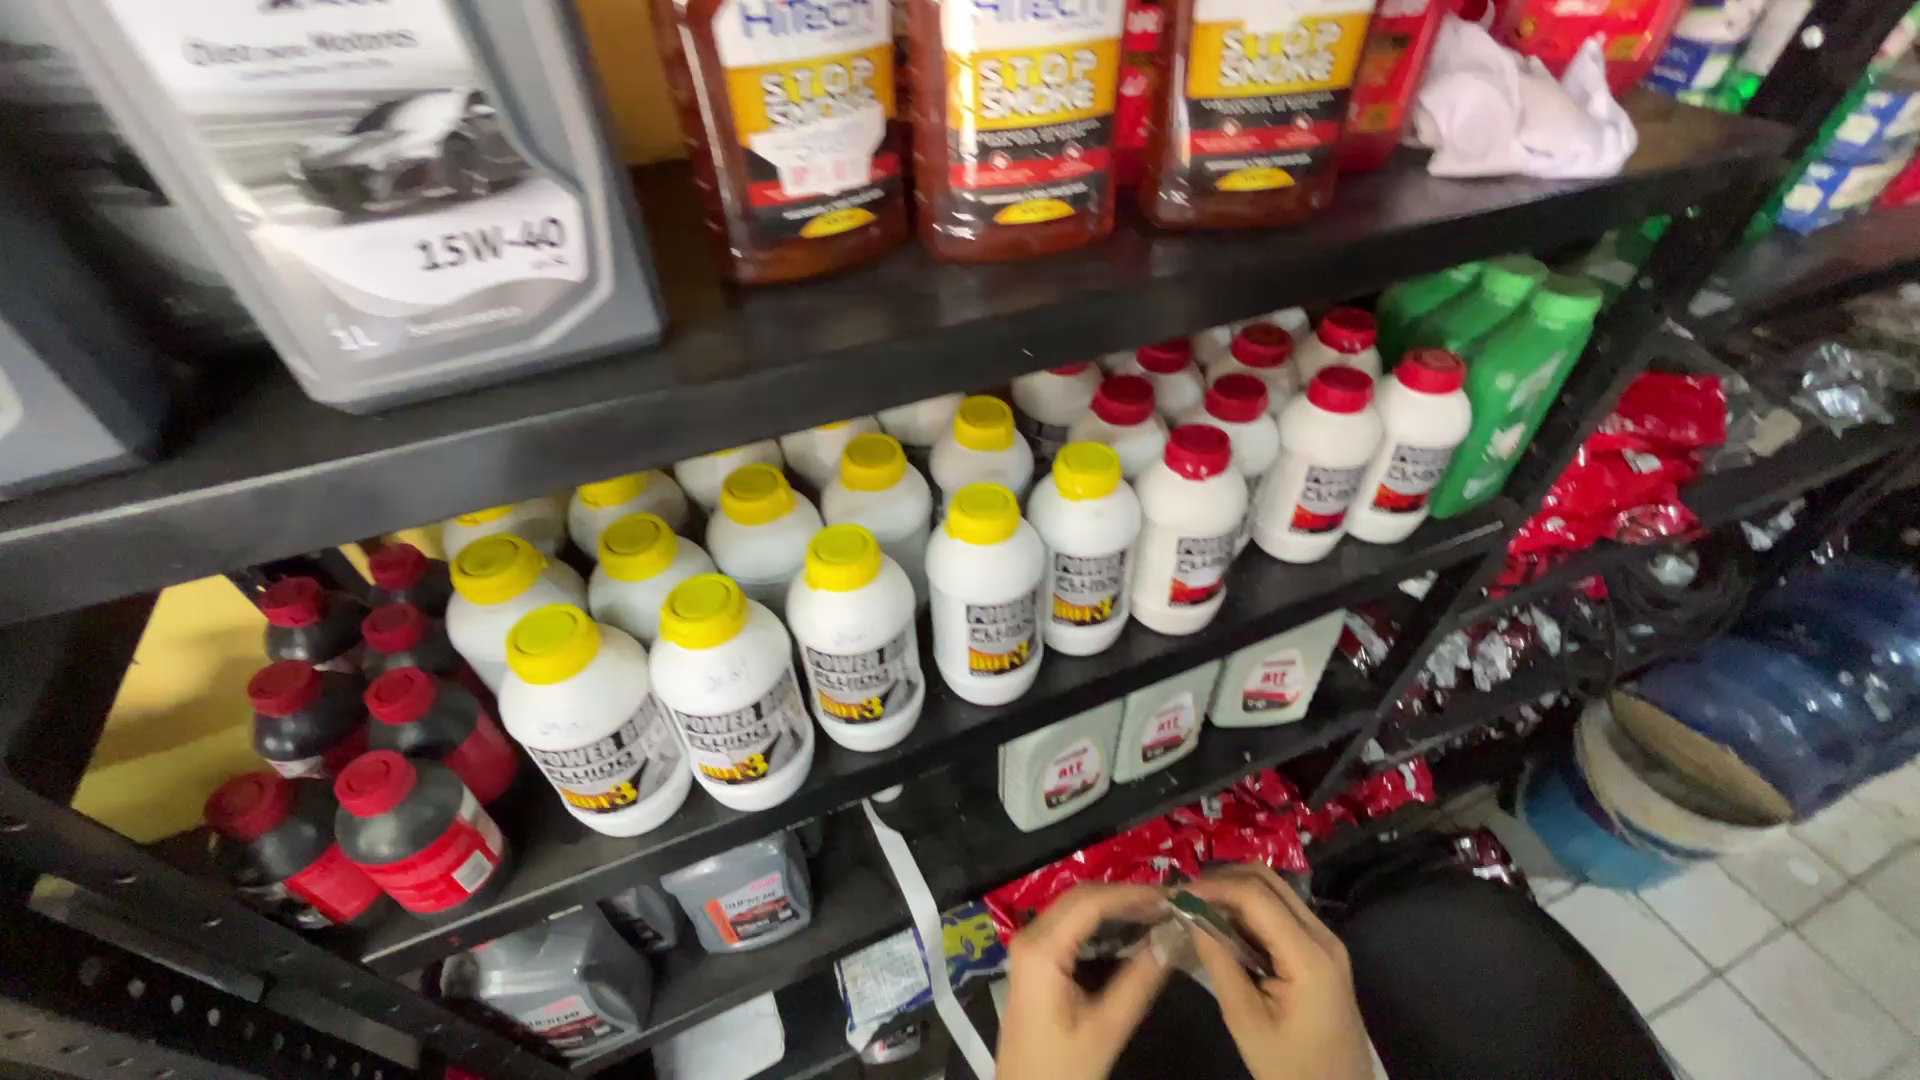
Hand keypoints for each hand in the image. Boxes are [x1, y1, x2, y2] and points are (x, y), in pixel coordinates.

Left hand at [995, 883, 1170, 1079]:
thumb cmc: (1062, 1070)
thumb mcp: (1105, 1030)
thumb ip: (1138, 982)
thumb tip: (1172, 940)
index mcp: (1041, 949)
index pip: (1090, 903)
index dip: (1131, 895)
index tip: (1170, 896)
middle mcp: (1030, 936)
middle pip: (1080, 898)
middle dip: (1124, 896)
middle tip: (1167, 903)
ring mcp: (1028, 946)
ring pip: (1074, 907)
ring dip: (1113, 905)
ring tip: (1155, 911)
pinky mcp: (1034, 958)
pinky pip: (1068, 924)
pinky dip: (1099, 921)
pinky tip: (1127, 928)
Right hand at [1184, 864, 1373, 1079]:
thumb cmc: (1293, 1071)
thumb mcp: (1246, 1021)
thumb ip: (1219, 962)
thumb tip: (1189, 916)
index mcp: (1308, 955)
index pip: (1255, 896)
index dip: (1212, 887)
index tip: (1177, 896)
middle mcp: (1322, 936)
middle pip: (1267, 880)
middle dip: (1222, 880)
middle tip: (1186, 898)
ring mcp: (1325, 941)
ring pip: (1274, 891)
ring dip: (1234, 892)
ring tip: (1198, 908)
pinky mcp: (1320, 951)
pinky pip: (1280, 911)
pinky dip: (1248, 909)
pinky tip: (1223, 925)